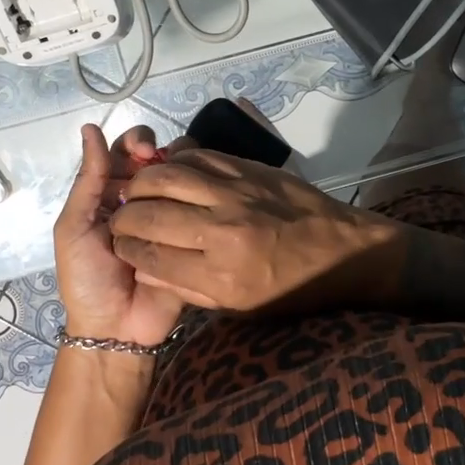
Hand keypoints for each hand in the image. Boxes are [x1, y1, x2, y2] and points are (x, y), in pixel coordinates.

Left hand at [51, 125, 190, 345]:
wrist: (116, 328)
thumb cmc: (86, 278)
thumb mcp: (74, 228)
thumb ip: (87, 180)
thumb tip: (91, 128)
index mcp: (111, 193)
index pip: (126, 151)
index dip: (136, 141)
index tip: (143, 150)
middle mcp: (142, 199)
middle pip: (158, 160)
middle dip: (162, 152)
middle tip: (161, 161)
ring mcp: (171, 216)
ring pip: (182, 179)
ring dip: (182, 172)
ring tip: (181, 180)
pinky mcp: (193, 234)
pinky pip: (200, 208)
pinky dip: (202, 197)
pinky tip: (202, 199)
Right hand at [106, 150, 404, 312]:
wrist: (345, 250)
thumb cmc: (294, 290)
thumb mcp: (241, 307)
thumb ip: (190, 289)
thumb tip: (147, 267)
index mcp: (221, 274)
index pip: (151, 258)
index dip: (128, 250)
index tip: (120, 246)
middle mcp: (223, 229)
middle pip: (151, 214)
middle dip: (124, 216)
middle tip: (118, 217)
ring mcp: (236, 192)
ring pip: (169, 176)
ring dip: (143, 182)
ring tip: (135, 190)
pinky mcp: (249, 168)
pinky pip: (200, 156)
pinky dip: (176, 161)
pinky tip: (168, 170)